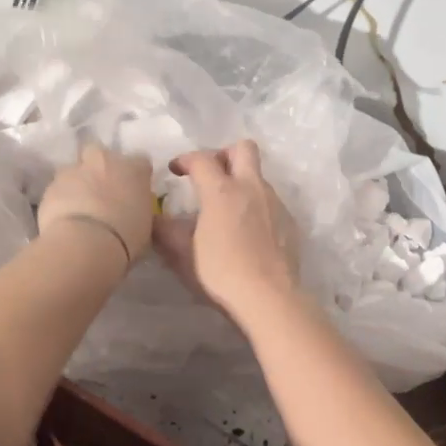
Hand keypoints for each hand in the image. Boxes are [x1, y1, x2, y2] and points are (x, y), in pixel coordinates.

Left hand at [37, 144, 155, 265]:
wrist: (85, 244)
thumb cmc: (125, 238)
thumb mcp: (145, 226)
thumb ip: (137, 209)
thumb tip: (130, 208)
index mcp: (133, 169)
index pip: (140, 164)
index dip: (134, 178)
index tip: (131, 194)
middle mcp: (103, 161)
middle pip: (100, 154)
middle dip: (100, 170)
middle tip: (100, 194)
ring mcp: (73, 170)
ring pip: (74, 170)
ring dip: (77, 184)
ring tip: (77, 209)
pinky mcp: (50, 186)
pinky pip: (57, 188)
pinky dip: (60, 199)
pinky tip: (63, 218)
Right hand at [154, 140, 299, 325]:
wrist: (268, 297)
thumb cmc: (219, 274)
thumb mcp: (182, 255)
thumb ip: (165, 233)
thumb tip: (154, 220)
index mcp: (222, 192)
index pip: (202, 159)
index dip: (185, 159)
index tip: (175, 170)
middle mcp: (252, 188)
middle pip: (243, 149)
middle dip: (224, 155)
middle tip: (210, 175)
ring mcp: (275, 204)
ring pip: (258, 177)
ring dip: (241, 184)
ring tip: (227, 211)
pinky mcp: (290, 223)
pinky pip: (270, 203)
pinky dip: (255, 208)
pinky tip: (247, 233)